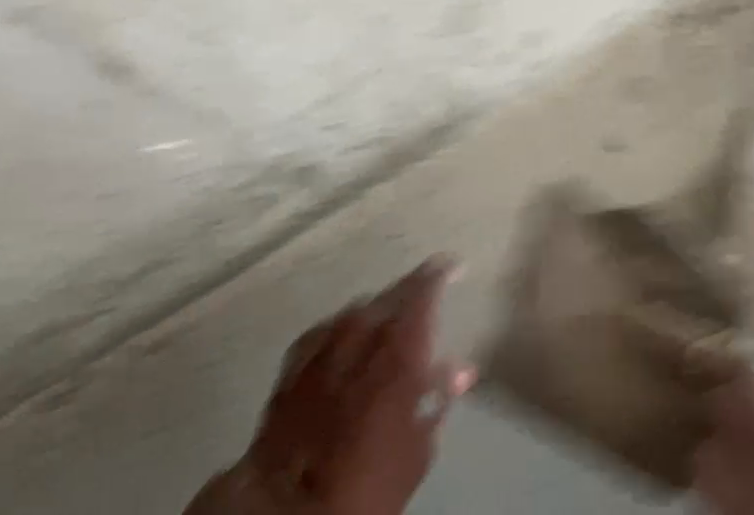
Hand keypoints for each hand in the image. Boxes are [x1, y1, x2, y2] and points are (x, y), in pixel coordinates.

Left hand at [184, 257, 475, 514]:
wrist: (293, 501)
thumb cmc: (368, 481)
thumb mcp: (418, 447)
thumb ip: (438, 397)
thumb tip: (460, 368)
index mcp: (397, 355)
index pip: (420, 297)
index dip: (437, 276)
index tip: (450, 264)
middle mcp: (358, 337)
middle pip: (387, 298)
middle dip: (408, 289)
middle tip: (426, 286)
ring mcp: (322, 344)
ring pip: (355, 311)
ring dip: (375, 309)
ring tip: (390, 315)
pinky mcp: (294, 359)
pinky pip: (326, 329)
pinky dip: (343, 327)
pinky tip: (347, 335)